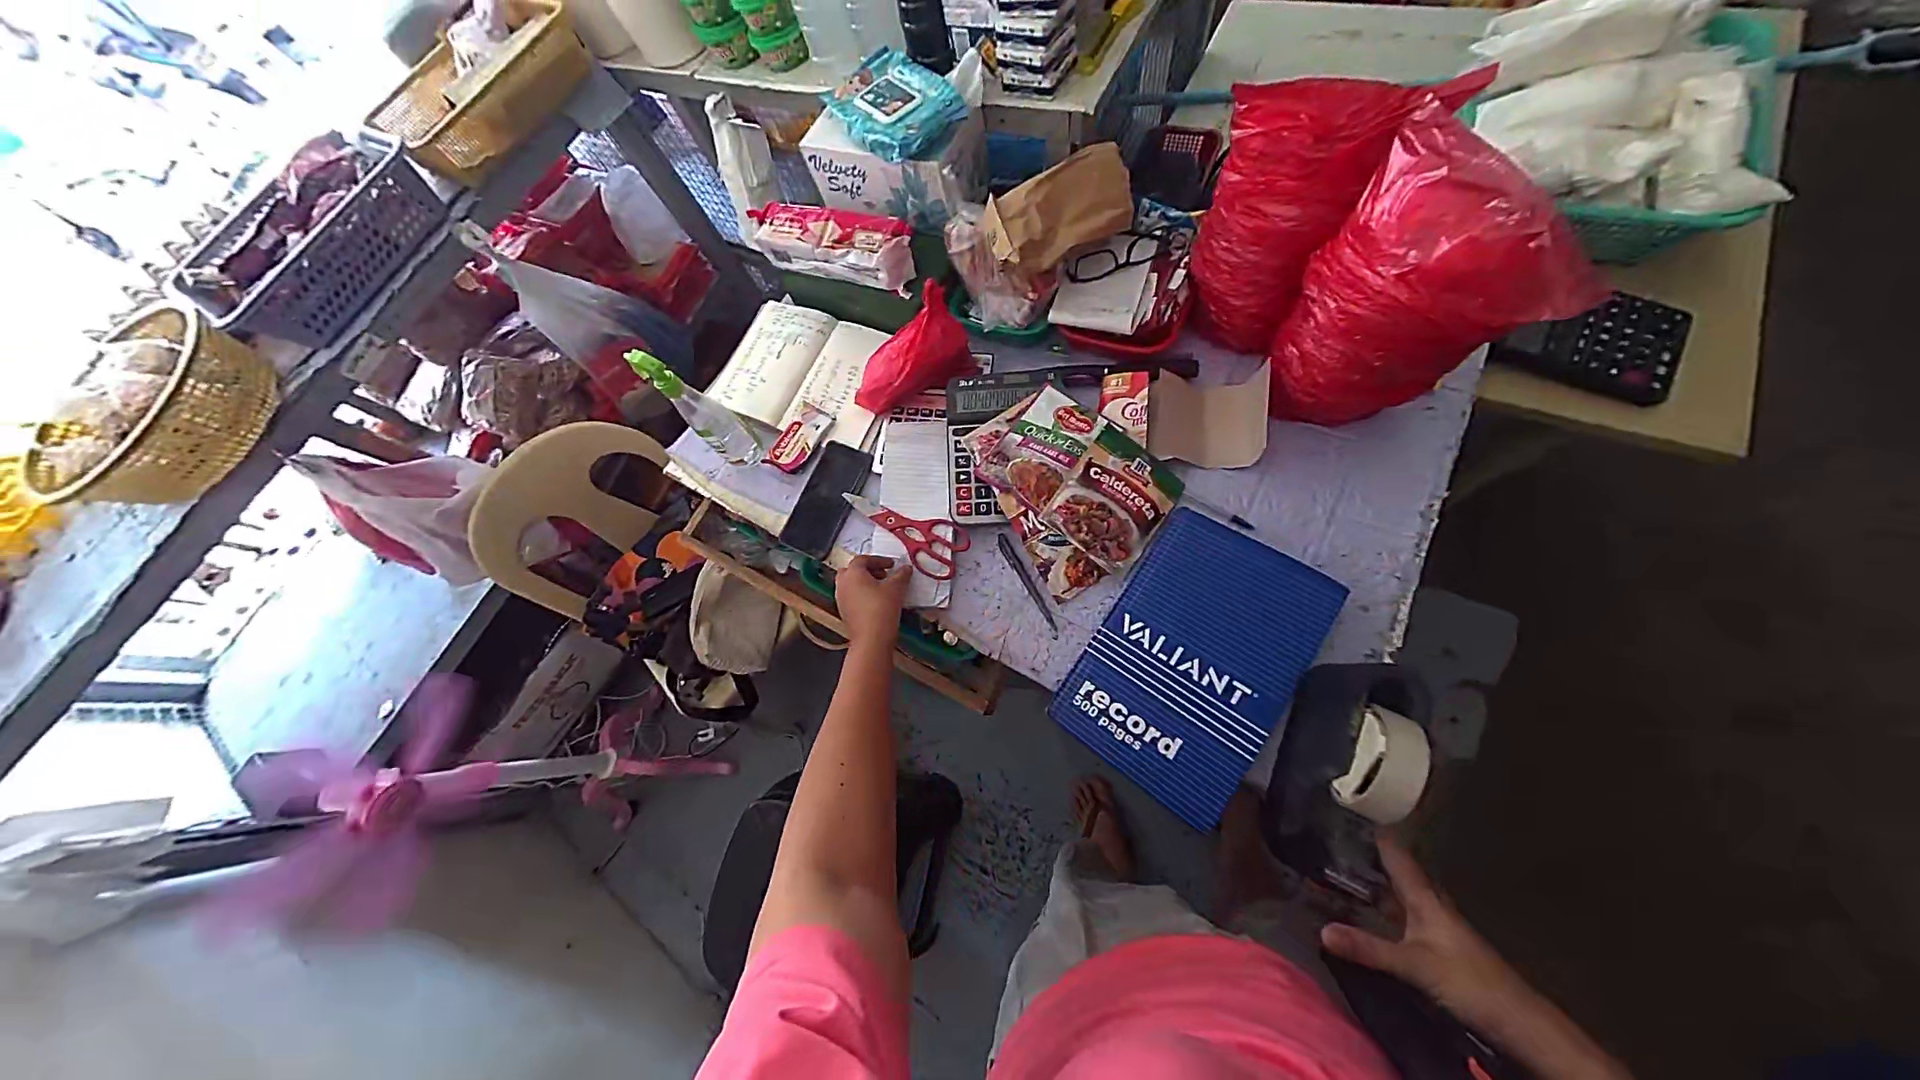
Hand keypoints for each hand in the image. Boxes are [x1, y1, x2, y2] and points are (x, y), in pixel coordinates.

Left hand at [835, 555, 909, 646]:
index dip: (879, 560)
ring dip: (864, 582)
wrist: (871, 639)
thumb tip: (905, 569)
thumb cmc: (881, 610)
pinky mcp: (844, 612)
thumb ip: (902, 575)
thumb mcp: (896, 588)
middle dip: (868, 570)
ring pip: (850, 584)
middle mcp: (842, 584)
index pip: (863, 559)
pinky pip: (851, 597)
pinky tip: (876, 602)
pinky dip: (861, 594)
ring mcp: (841, 599)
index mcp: (853, 573)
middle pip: (852, 570)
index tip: (891, 564)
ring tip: (881, 588)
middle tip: (883, 574)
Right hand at [1322, 835, 1633, 1079]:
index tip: (1346, 811)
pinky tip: (1363, 916)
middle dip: (1366, 857)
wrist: (1519, 1023)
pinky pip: (1400, 916)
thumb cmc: (1470, 982)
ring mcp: (1434, 926)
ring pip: (1398, 895)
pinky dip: (1379, 910)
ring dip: (1372, 884)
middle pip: (1395, 872)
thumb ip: (1369, 948)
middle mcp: (1429, 904)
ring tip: (1337, 873)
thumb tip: (1321, 930)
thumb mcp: (1414, 965)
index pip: (1396, 853)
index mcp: (1425, 897)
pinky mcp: (1437, 947)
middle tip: (1330, 843)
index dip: (1374, 832)